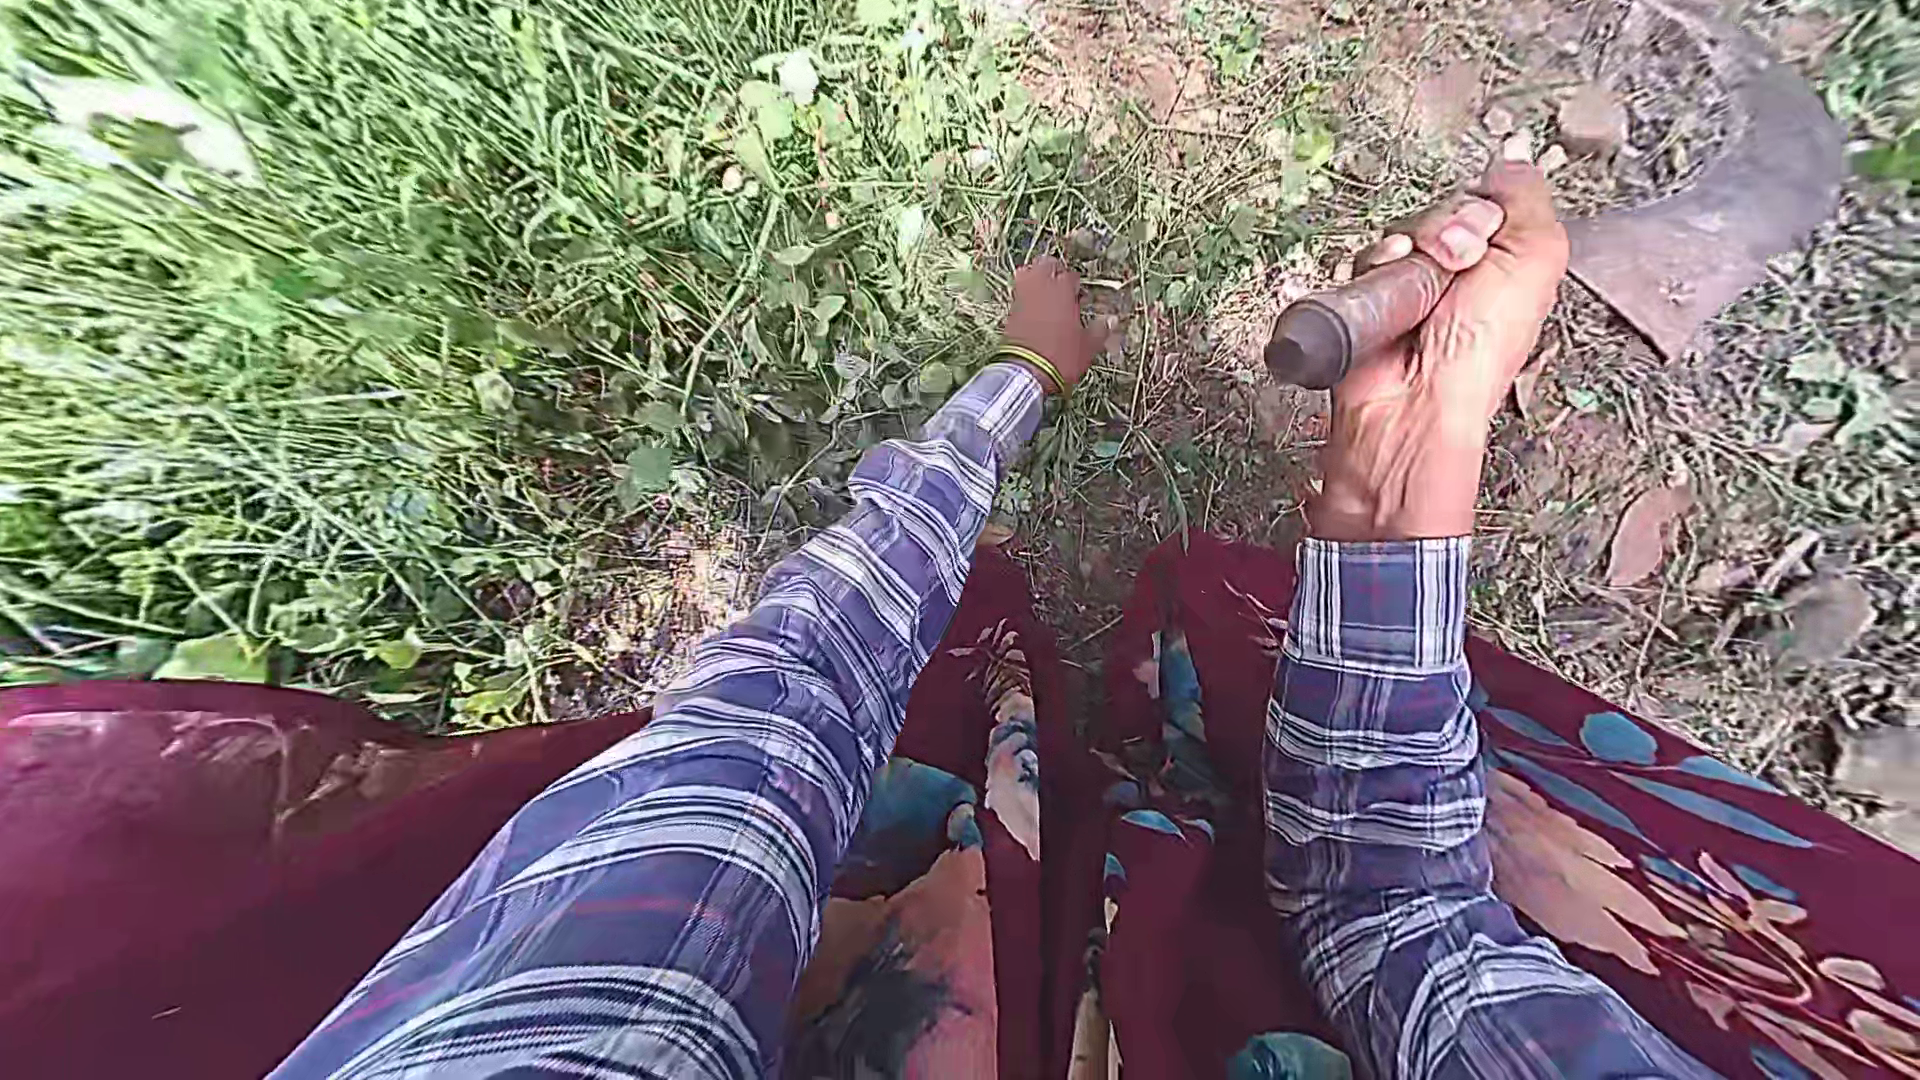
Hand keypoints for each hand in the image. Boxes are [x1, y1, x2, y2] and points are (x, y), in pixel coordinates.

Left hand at [1002, 256, 1102, 394]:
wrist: (1025, 375)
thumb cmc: (1060, 358)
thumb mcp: (1087, 347)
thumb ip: (1099, 330)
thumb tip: (1111, 320)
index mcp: (1062, 290)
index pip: (1071, 276)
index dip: (1076, 286)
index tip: (1080, 298)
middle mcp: (1040, 287)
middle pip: (1046, 264)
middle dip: (1054, 272)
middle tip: (1062, 287)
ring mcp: (1021, 298)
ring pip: (1027, 274)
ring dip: (1035, 278)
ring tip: (1045, 294)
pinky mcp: (1009, 313)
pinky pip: (1018, 295)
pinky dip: (1025, 297)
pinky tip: (1033, 311)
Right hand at [1310, 162, 1568, 540]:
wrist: (1413, 399)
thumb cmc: (1479, 345)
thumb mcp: (1536, 256)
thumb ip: (1524, 200)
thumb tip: (1504, 162)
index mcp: (1498, 264)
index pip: (1480, 203)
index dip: (1480, 207)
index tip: (1482, 235)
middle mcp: (1449, 276)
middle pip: (1434, 215)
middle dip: (1441, 228)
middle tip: (1452, 262)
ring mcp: (1401, 293)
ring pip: (1392, 238)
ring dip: (1401, 250)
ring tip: (1411, 284)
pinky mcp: (1360, 309)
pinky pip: (1357, 267)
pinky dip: (1368, 270)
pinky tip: (1381, 288)